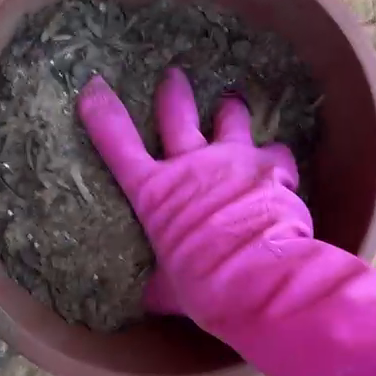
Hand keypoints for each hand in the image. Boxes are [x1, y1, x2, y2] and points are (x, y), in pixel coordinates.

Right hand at [76, 68, 309, 319]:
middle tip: (175, 75)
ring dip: (231, 112)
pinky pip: (276, 154)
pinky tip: (282, 170)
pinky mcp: (271, 166)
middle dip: (174, 93)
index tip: (93, 87)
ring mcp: (232, 160)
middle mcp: (191, 165)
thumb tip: (150, 300)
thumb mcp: (172, 290)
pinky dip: (278, 161)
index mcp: (156, 193)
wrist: (258, 279)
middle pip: (177, 114)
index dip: (103, 113)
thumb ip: (162, 285)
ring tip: (232, 105)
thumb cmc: (204, 287)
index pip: (118, 145)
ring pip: (231, 119)